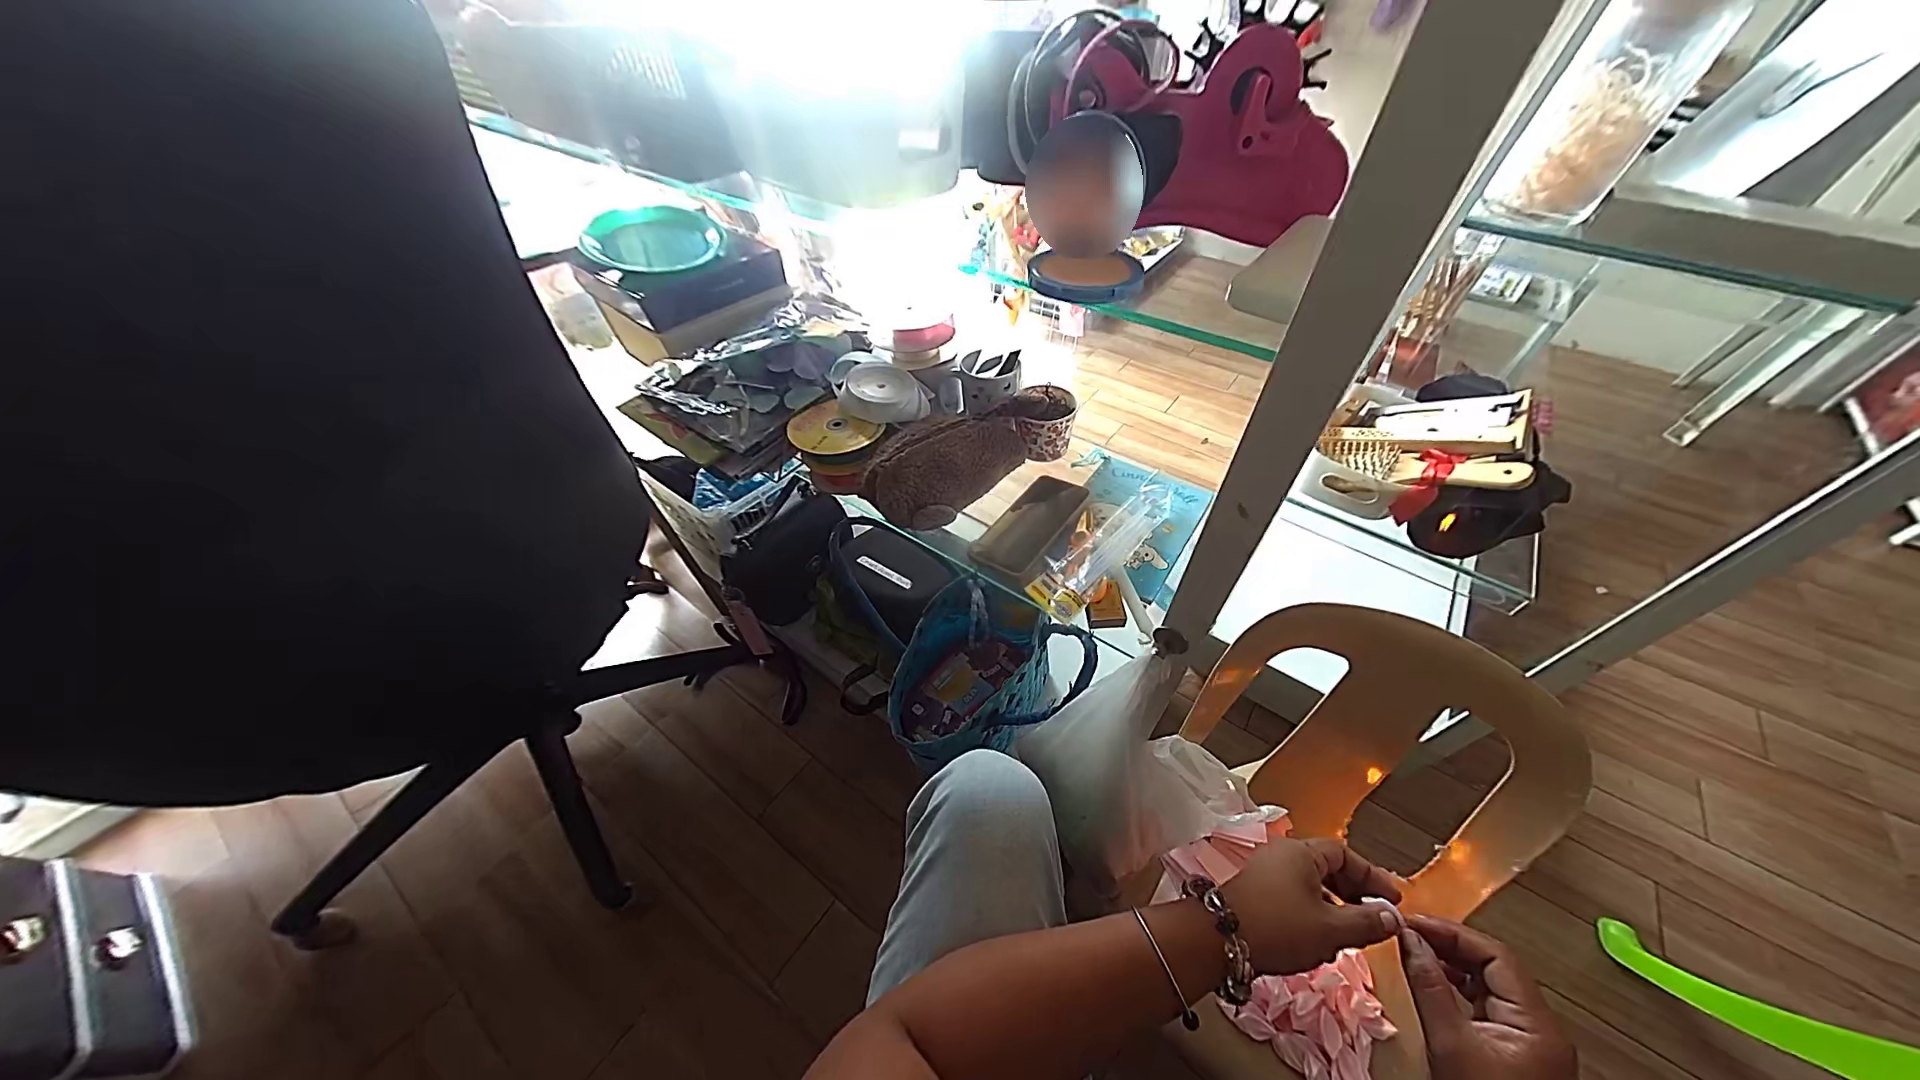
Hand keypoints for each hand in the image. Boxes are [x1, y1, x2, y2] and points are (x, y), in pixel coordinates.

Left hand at [1217, 838, 1402, 974]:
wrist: (1222, 937)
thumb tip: (1391, 916)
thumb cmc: (1279, 926)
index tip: (1393, 899)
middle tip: (1377, 916)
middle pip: (1327, 866)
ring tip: (1353, 933)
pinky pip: (1295, 895)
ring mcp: (1266, 871)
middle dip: (1355, 892)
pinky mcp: (1257, 891)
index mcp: (1299, 852)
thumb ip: (1366, 922)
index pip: (1344, 853)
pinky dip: (1314, 911)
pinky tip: (1322, 939)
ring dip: (1336, 905)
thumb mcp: (1331, 929)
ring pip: (1311, 883)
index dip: (1372, 876)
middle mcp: (1280, 854)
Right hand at [1400, 915, 1575, 1079]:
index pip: (1496, 954)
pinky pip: (1485, 1000)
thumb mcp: (1449, 1042)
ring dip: (1450, 961)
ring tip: (1414, 951)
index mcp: (1537, 1024)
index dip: (1452, 932)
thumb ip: (1428, 983)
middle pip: (1495, 965)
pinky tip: (1430, 978)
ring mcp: (1530, 1039)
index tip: (1413, 923)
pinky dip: (1456, 983)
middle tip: (1409, 932)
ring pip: (1489, 980)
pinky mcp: (1515, 1048)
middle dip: (1449, 943)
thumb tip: (1409, 937)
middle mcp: (1541, 1028)